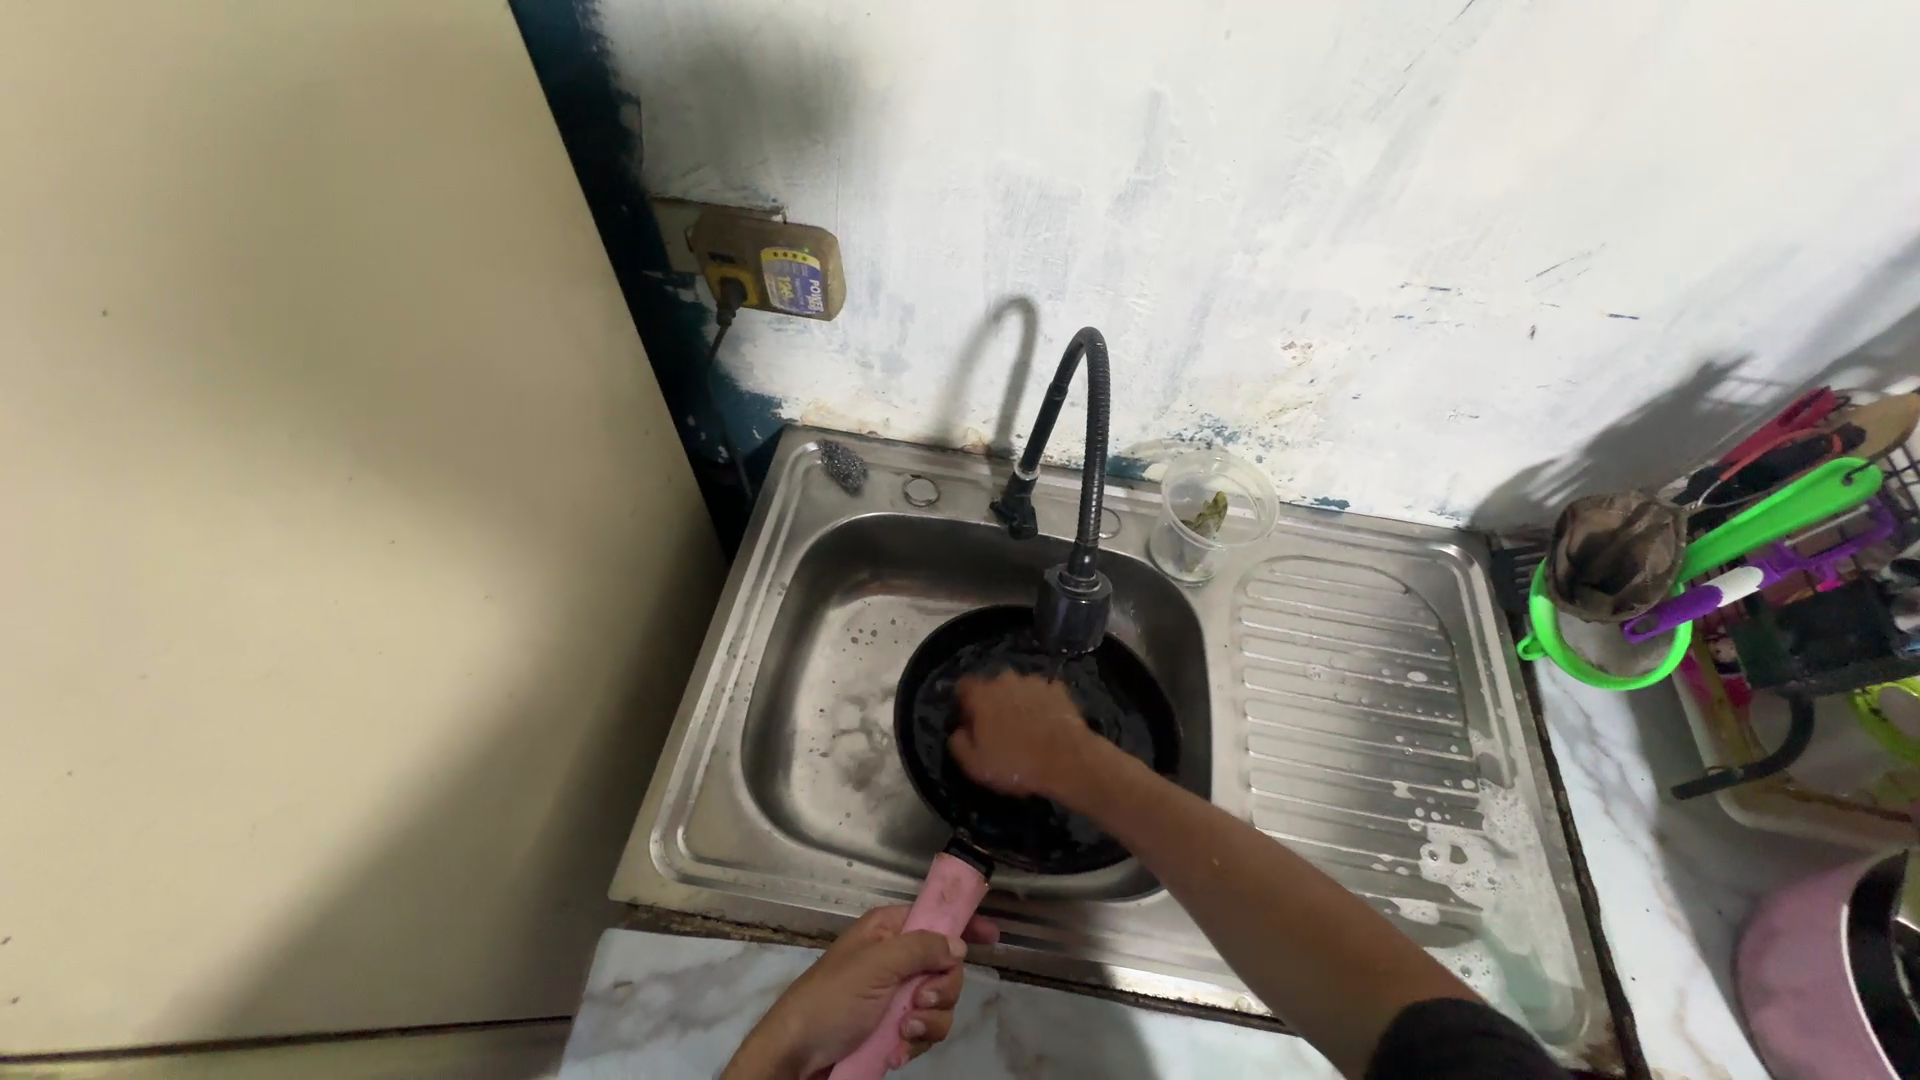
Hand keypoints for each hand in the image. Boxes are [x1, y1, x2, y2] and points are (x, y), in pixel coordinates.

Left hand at [724, 905, 999, 1078]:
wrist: (797, 1056)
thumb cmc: (831, 999)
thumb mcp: (875, 965)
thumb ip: (919, 948)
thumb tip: (958, 943)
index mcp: (888, 930)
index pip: (935, 916)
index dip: (964, 922)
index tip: (993, 936)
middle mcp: (896, 957)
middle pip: (947, 963)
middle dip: (942, 986)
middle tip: (921, 998)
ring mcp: (896, 994)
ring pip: (941, 1000)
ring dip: (928, 1018)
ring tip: (903, 1030)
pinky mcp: (895, 1028)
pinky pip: (928, 1028)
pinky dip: (918, 1040)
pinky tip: (898, 1047)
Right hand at [948, 671, 1103, 799]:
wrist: (1068, 761)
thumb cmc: (1016, 764)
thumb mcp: (975, 765)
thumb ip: (958, 744)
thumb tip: (958, 731)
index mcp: (982, 694)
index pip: (963, 687)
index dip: (964, 704)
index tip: (969, 722)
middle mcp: (1006, 680)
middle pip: (992, 686)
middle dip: (992, 702)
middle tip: (998, 729)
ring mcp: (1035, 682)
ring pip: (1018, 688)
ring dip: (1018, 702)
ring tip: (1026, 727)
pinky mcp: (1058, 689)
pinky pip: (1043, 694)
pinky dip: (1042, 704)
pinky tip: (1047, 724)